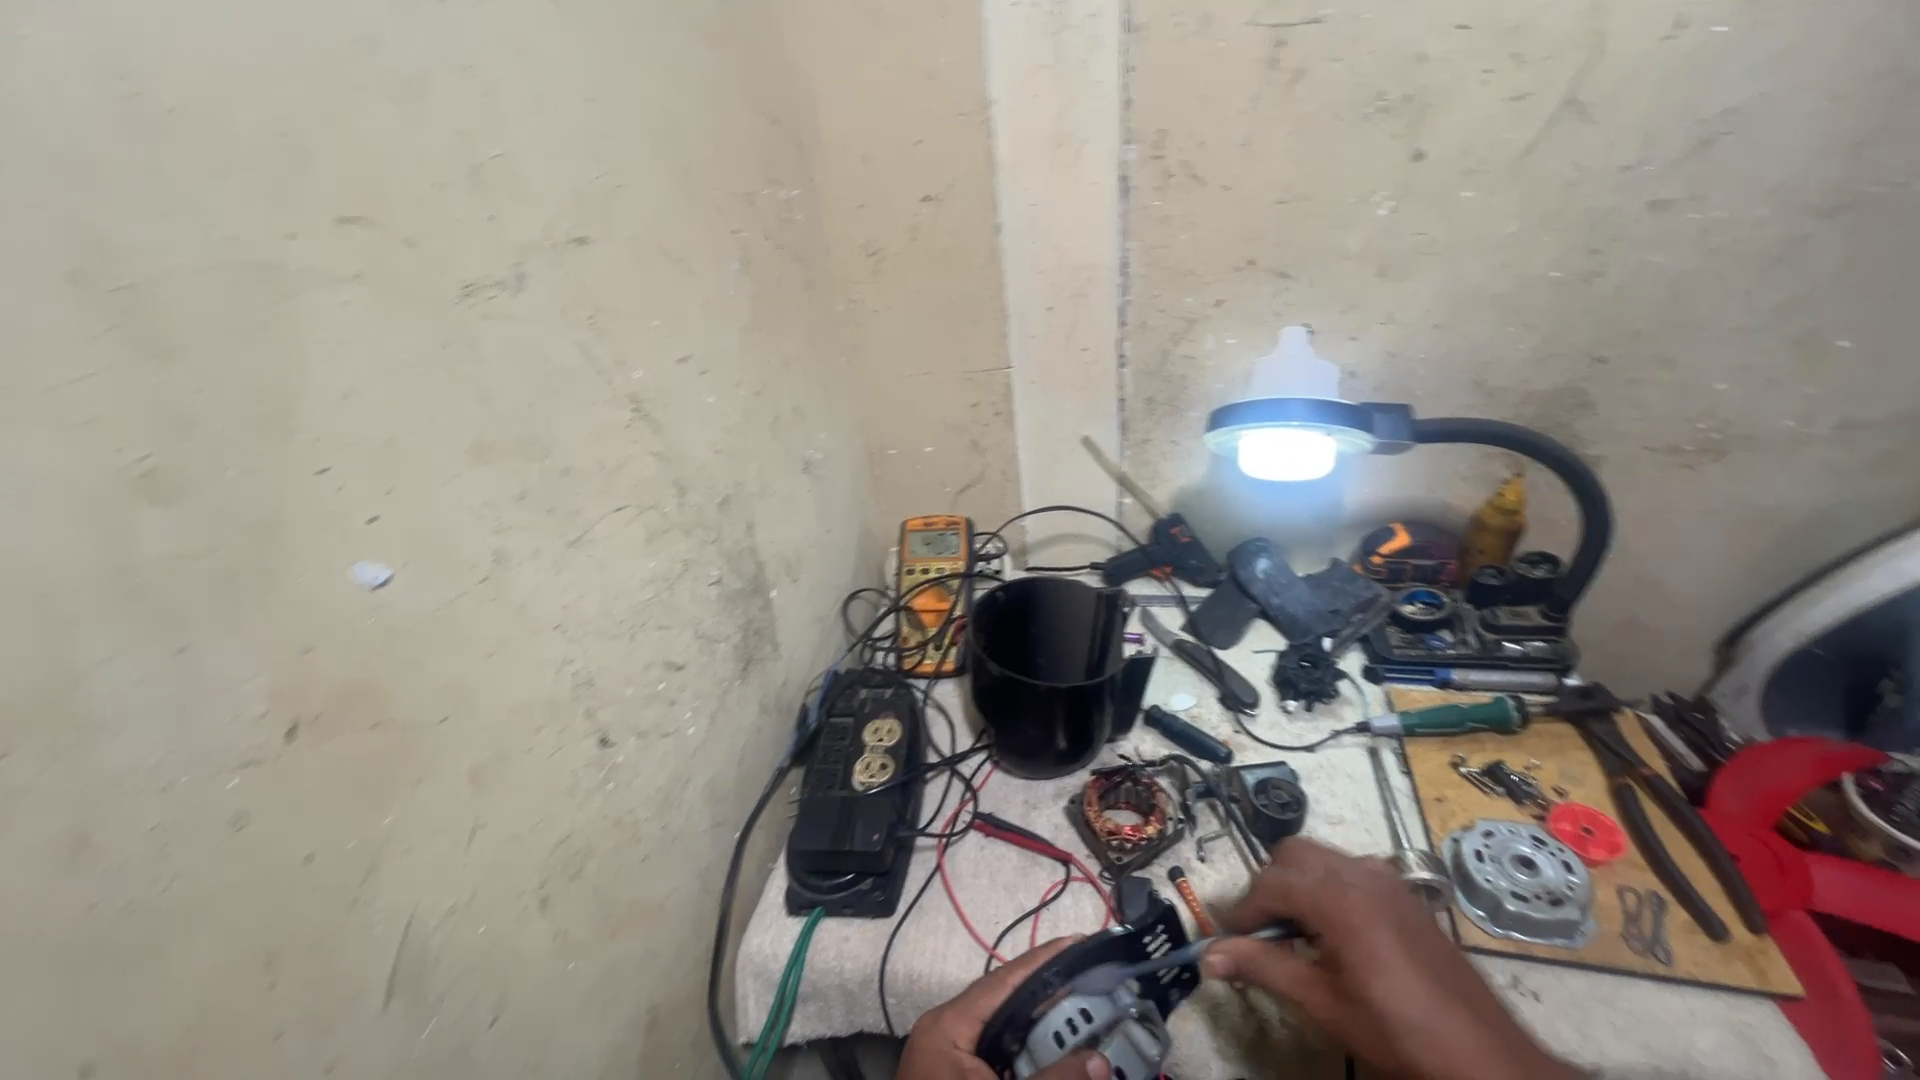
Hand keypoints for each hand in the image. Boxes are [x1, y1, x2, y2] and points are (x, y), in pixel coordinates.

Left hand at [898, 937, 1109, 1079]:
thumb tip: (1100, 1061)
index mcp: (949, 1026)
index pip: (1003, 980)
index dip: (1043, 961)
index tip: (1081, 943)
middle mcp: (948, 1034)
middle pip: (1007, 1004)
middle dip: (1051, 997)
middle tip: (1096, 985)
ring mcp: (952, 1060)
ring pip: (1007, 1032)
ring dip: (1045, 1030)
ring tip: (1088, 1018)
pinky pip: (1001, 1058)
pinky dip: (1031, 1057)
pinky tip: (1060, 1059)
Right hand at [1205, 839, 1579, 1079]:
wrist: (1484, 1057)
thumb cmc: (1397, 1032)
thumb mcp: (1322, 1002)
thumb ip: (1263, 967)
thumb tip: (1210, 955)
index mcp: (1338, 898)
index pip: (1269, 884)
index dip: (1242, 913)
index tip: (1229, 942)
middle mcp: (1361, 874)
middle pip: (1292, 854)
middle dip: (1268, 887)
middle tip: (1262, 933)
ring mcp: (1388, 880)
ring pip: (1321, 858)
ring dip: (1297, 884)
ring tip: (1295, 935)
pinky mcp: (1405, 895)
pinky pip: (1350, 871)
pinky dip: (1327, 888)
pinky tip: (1334, 934)